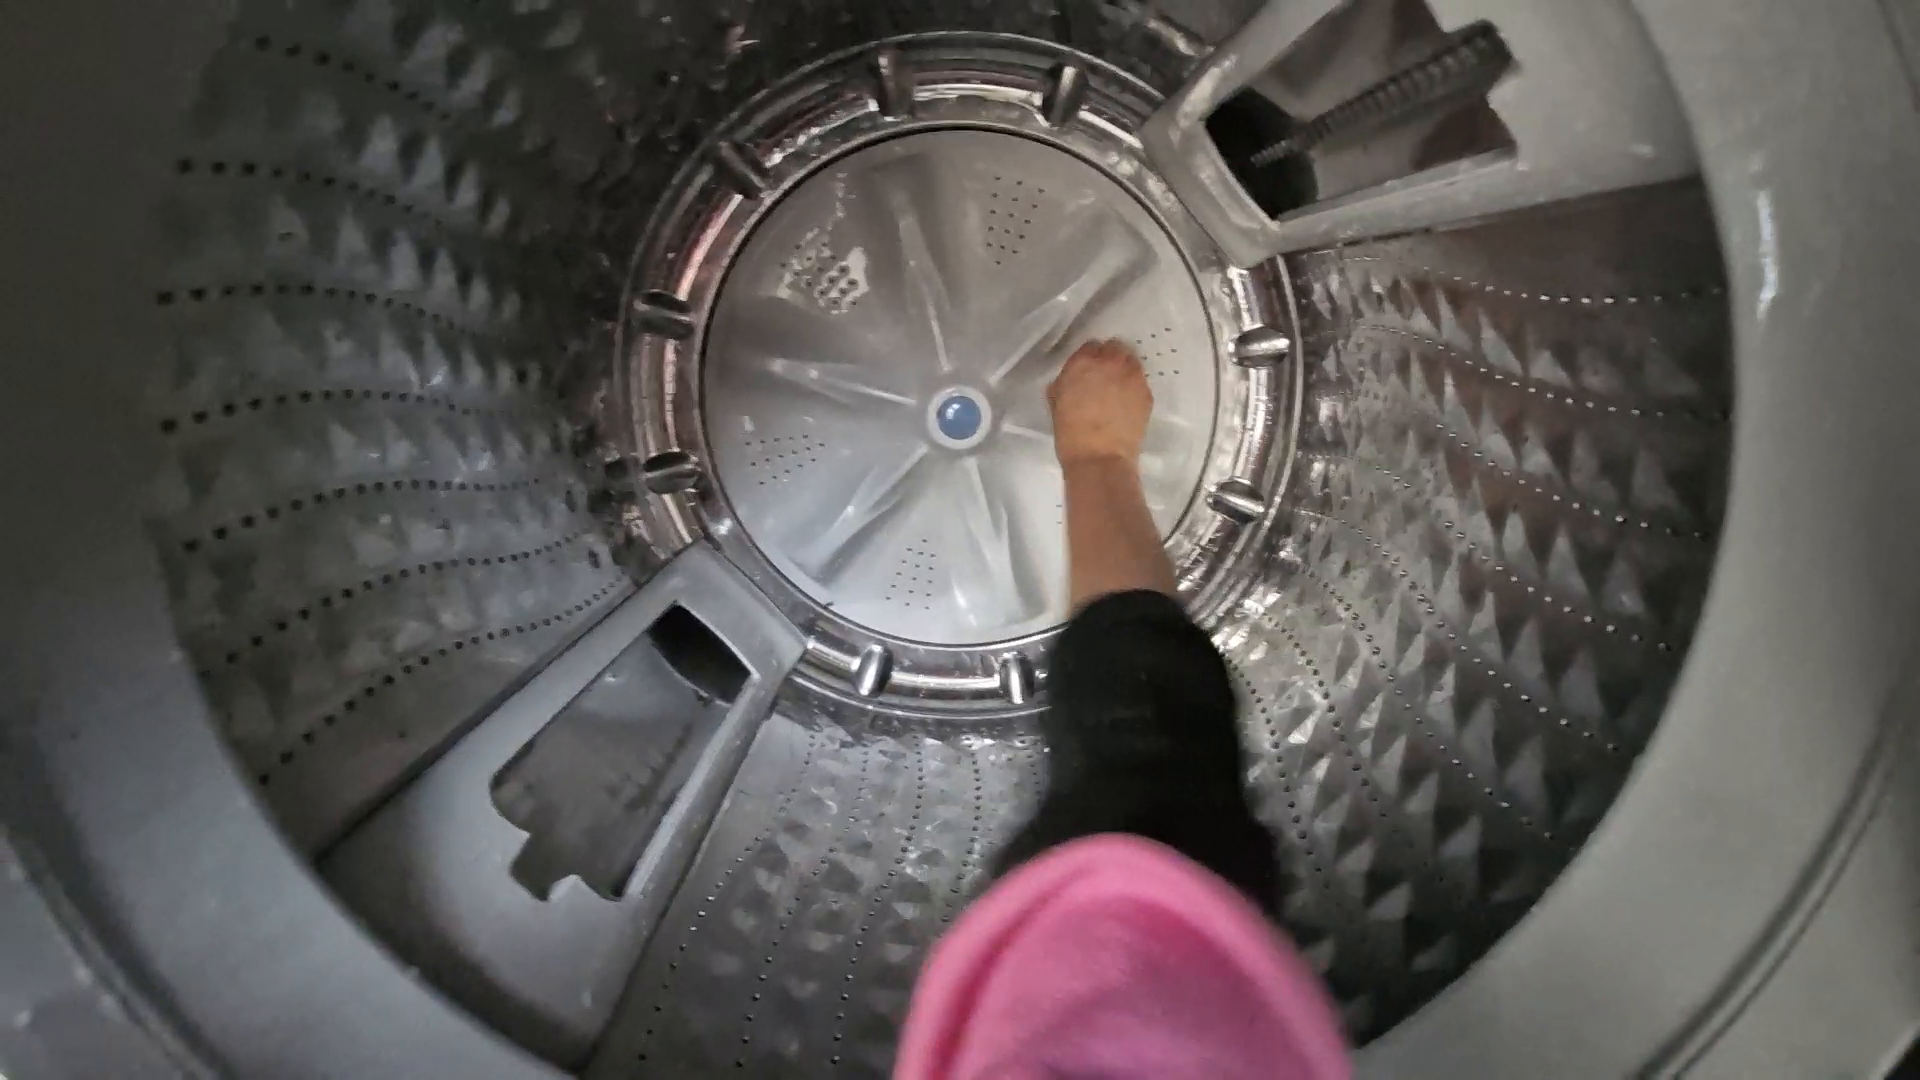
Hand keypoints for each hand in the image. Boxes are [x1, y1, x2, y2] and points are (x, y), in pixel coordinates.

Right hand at [1048, 339, 1152, 467]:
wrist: (1099, 459)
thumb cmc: (1070, 435)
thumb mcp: (1057, 403)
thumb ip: (1065, 383)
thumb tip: (1072, 380)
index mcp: (1082, 362)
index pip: (1089, 347)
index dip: (1088, 360)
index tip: (1087, 372)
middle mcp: (1110, 362)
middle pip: (1113, 348)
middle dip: (1108, 360)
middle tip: (1104, 378)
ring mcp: (1132, 376)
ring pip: (1130, 361)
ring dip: (1123, 370)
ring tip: (1118, 388)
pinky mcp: (1146, 392)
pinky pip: (1140, 381)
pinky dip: (1134, 387)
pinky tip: (1127, 403)